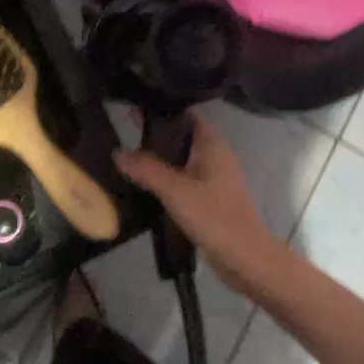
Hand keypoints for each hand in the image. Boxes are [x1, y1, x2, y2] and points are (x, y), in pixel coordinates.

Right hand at [115, 114, 291, 291]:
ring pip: (182, 161)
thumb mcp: (175, 190)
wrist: (246, 258)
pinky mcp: (210, 200)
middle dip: (157, 134)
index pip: (187, 115)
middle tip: (124, 129)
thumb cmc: (215, 216)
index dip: (164, 108)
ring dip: (160, 159)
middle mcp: (215, 156)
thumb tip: (117, 152)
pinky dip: (166, 180)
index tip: (136, 105)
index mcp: (212, 145)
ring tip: (128, 155)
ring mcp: (214, 180)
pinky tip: (145, 186)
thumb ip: (146, 169)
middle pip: (183, 137)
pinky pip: (184, 182)